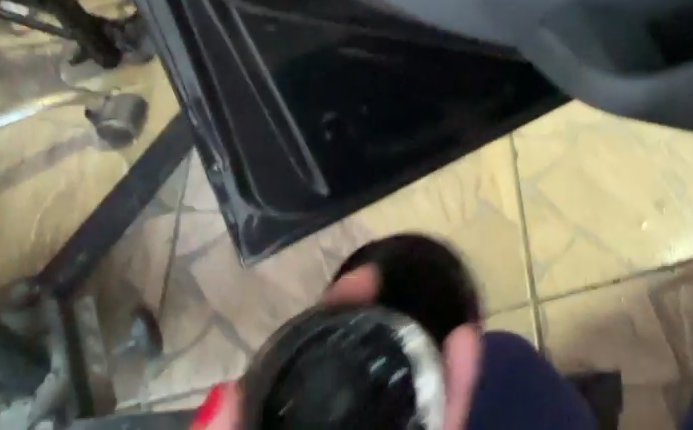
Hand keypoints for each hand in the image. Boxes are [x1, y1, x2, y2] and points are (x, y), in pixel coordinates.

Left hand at [188, 265, 485, 429]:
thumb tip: (222, 392)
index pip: (309, 379)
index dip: (323, 329)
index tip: (347, 287)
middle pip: (362, 382)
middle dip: (371, 328)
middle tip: (379, 277)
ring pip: (415, 400)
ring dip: (427, 350)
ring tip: (435, 297)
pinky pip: (449, 420)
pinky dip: (461, 385)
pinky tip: (469, 340)